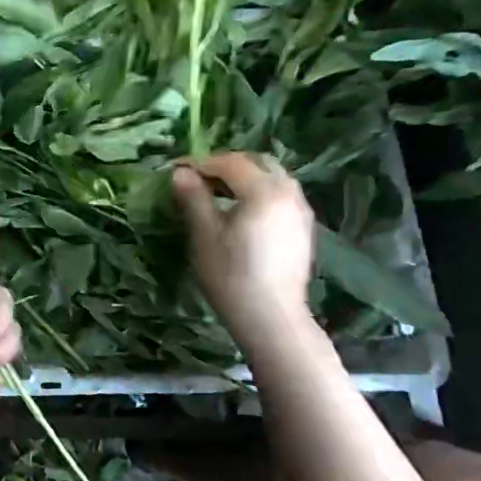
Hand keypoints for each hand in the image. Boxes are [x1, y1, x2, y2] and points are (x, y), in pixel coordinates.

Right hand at [172, 153, 314, 332]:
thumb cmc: (231, 277)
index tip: (177, 170)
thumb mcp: (204, 236)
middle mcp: (288, 192)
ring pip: (272, 177)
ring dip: (244, 177)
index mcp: (263, 191)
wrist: (271, 317)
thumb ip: (194, 199)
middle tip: (198, 179)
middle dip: (226, 165)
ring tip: (218, 194)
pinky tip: (242, 212)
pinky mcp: (304, 226)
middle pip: (256, 163)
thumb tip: (180, 173)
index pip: (229, 163)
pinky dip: (259, 192)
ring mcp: (301, 209)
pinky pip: (281, 195)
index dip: (201, 163)